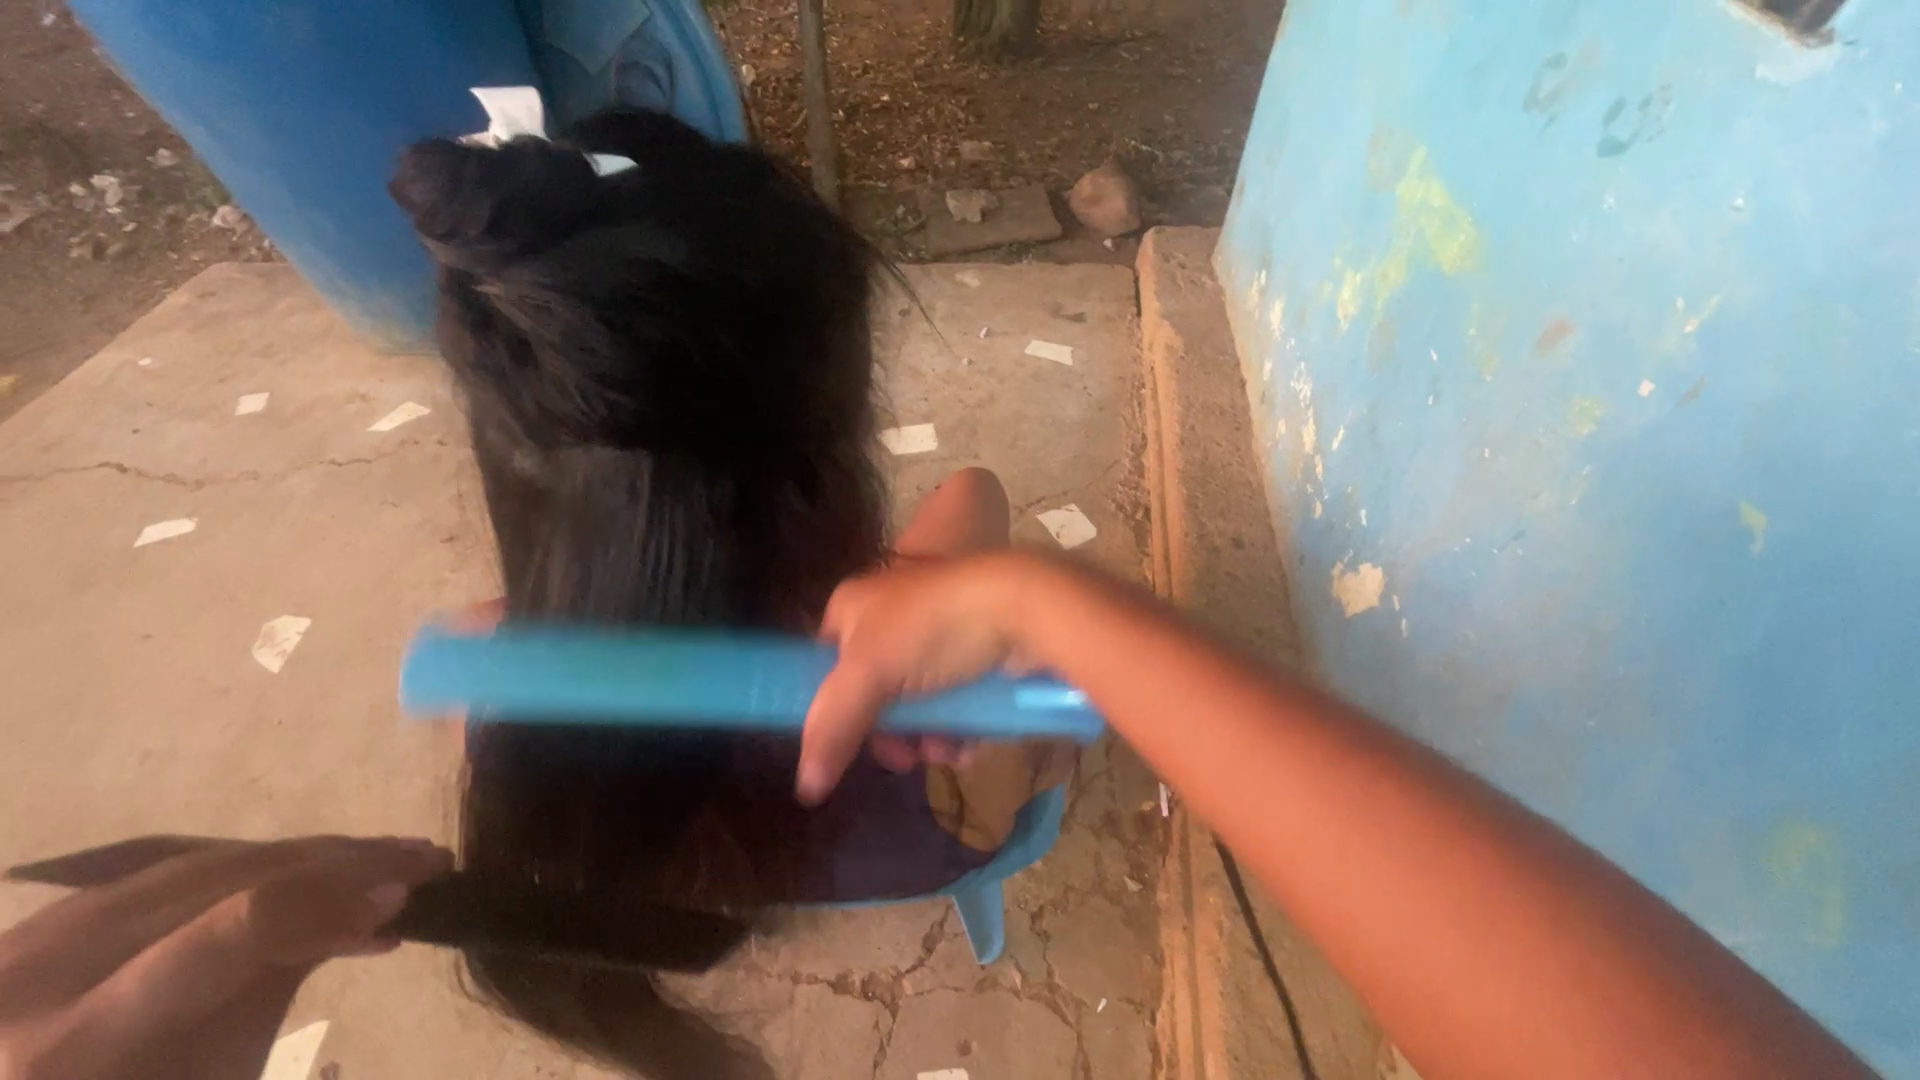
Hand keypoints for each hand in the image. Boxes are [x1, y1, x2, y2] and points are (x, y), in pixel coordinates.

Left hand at [0, 836, 449, 1078]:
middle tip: (430, 859)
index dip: (334, 900)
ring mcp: (48, 928)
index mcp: (80, 1040)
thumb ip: (280, 987)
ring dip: (320, 855)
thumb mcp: (214, 1074)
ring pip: (220, 860)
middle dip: (347, 863)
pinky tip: (324, 869)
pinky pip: (192, 864)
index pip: (236, 930)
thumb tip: (376, 904)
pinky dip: (269, 864)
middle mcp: (51, 969)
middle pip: (234, 879)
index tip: (410, 891)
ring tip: (393, 855)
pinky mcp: (63, 909)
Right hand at [799, 552, 1044, 804]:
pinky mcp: (973, 653)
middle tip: (905, 758)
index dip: (832, 707)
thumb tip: (807, 788)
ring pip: (916, 704)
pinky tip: (968, 747)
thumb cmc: (932, 628)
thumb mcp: (869, 673)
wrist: (1020, 605)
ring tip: (946, 753)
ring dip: (928, 740)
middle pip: (871, 694)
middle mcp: (889, 616)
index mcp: (853, 606)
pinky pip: (953, 701)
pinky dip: (958, 729)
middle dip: (891, 734)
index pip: (823, 664)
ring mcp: (935, 635)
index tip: (848, 742)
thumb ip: (832, 727)